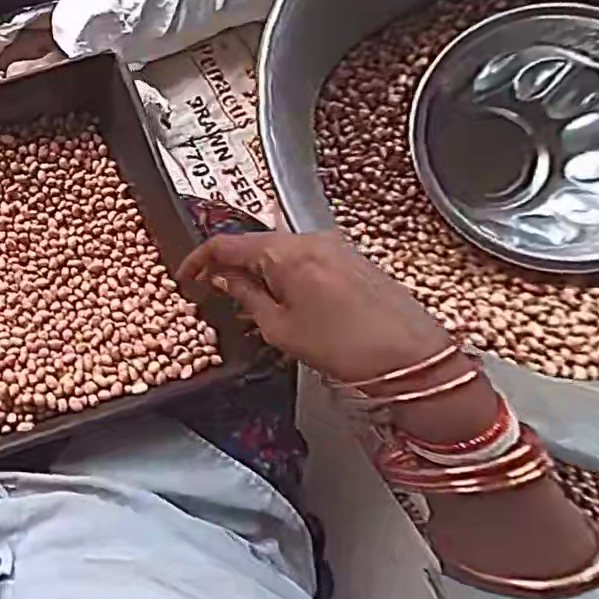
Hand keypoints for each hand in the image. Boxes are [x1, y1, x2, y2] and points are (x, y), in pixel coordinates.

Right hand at [177, 230, 450, 382]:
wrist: (413, 359)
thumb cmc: (344, 346)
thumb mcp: (277, 326)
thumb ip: (245, 295)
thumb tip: (224, 278)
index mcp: (285, 252)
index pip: (225, 244)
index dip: (198, 259)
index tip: (185, 276)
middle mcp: (309, 239)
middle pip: (252, 242)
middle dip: (226, 264)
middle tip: (210, 289)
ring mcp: (333, 245)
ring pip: (277, 249)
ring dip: (254, 268)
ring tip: (242, 298)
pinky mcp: (350, 257)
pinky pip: (301, 255)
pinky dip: (280, 270)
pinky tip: (277, 296)